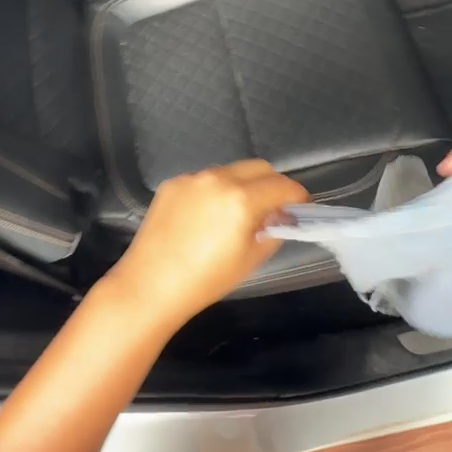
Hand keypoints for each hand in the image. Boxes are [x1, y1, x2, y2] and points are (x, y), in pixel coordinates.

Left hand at [100, 160, 309, 328]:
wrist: (151, 284)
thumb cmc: (206, 280)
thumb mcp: (250, 259)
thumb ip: (272, 231)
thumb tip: (280, 217)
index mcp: (241, 199)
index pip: (282, 185)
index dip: (297, 195)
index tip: (300, 206)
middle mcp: (218, 179)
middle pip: (259, 167)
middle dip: (272, 183)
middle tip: (274, 208)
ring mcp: (192, 178)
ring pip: (230, 171)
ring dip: (243, 185)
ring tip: (237, 214)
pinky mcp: (173, 183)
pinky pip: (204, 180)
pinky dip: (215, 191)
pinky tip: (206, 217)